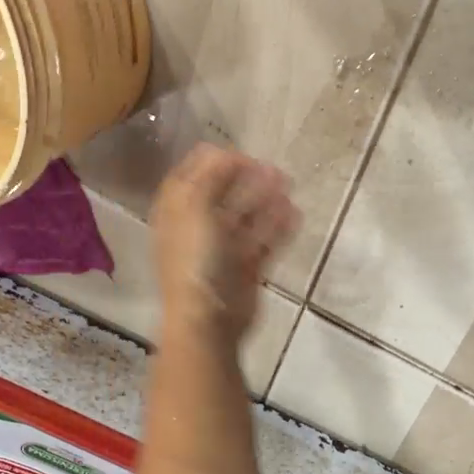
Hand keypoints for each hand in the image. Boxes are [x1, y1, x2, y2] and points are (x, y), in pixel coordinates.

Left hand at [153, 144, 299, 343]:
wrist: (208, 318)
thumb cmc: (195, 261)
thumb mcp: (194, 208)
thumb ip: (211, 177)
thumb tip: (229, 155)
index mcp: (178, 208)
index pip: (195, 173)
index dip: (219, 161)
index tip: (246, 156)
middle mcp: (200, 224)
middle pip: (226, 193)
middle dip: (249, 178)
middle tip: (275, 171)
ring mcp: (225, 248)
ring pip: (248, 217)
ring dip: (267, 201)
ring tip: (288, 189)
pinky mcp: (247, 267)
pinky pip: (264, 241)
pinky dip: (278, 227)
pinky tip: (294, 215)